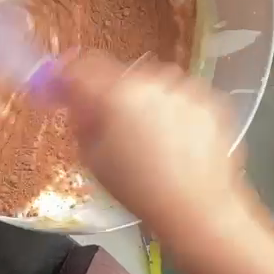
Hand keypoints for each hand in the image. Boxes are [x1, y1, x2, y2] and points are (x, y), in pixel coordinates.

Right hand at [47, 57, 263, 242]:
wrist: (198, 207)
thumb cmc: (138, 189)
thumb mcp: (92, 159)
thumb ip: (81, 121)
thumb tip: (76, 104)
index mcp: (116, 94)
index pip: (82, 66)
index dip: (66, 76)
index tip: (60, 90)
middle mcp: (152, 80)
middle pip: (120, 76)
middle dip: (111, 95)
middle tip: (109, 126)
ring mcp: (186, 88)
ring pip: (153, 84)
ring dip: (144, 101)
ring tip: (148, 139)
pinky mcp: (212, 100)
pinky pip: (181, 97)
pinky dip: (173, 112)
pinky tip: (174, 142)